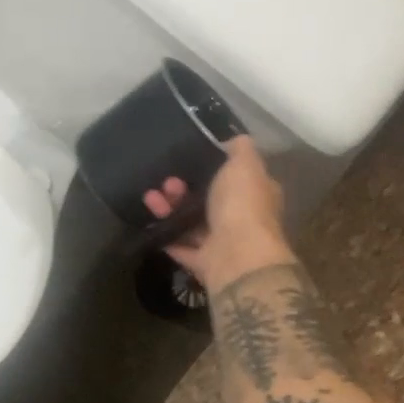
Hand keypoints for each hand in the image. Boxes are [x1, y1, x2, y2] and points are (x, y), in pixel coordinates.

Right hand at [143, 136, 294, 290]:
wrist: (236, 254)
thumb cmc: (242, 205)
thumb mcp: (244, 165)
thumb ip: (239, 150)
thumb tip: (232, 141)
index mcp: (254, 194)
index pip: (234, 178)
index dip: (211, 169)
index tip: (188, 161)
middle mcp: (239, 218)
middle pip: (206, 200)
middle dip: (183, 189)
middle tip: (166, 182)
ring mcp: (220, 241)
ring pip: (189, 222)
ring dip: (169, 209)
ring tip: (151, 198)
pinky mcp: (201, 261)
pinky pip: (178, 246)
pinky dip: (165, 235)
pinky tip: (149, 222)